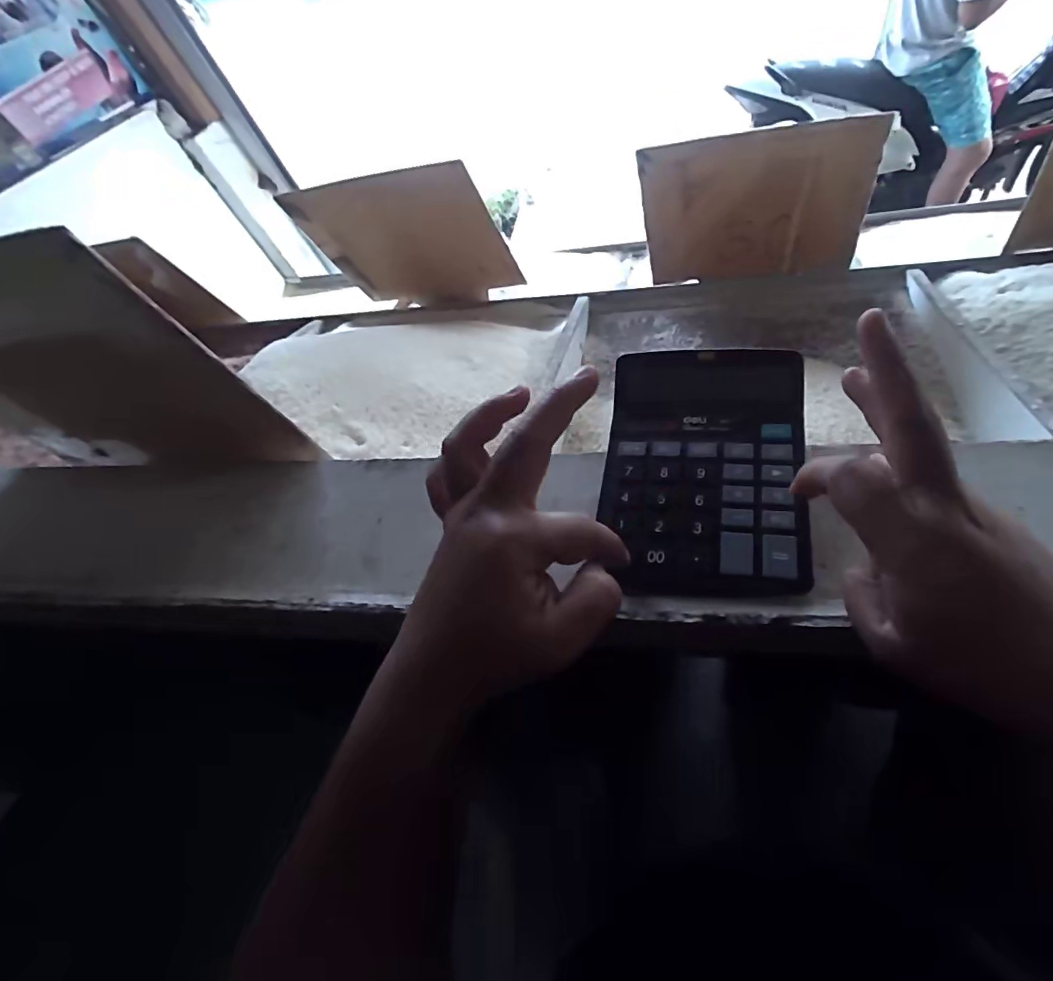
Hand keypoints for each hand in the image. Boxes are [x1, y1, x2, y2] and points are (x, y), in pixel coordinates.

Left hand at [401, 369, 627, 708]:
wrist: (432, 676)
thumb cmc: (496, 657)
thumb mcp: (562, 639)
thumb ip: (596, 597)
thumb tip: (602, 566)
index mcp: (514, 538)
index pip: (581, 530)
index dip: (608, 548)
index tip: (620, 563)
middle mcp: (486, 513)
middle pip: (525, 444)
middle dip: (560, 405)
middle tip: (590, 376)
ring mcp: (462, 515)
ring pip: (467, 447)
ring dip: (494, 413)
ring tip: (524, 394)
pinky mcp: (452, 525)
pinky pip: (450, 476)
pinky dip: (466, 452)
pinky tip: (486, 444)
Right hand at [793, 310, 1052, 744]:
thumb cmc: (986, 667)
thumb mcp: (900, 648)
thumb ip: (866, 600)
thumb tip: (862, 569)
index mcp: (914, 534)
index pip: (851, 478)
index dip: (817, 474)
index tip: (796, 493)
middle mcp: (944, 504)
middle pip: (911, 421)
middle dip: (887, 369)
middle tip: (870, 322)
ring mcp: (977, 506)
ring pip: (925, 442)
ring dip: (892, 406)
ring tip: (862, 375)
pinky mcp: (997, 519)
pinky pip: (938, 477)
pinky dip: (907, 459)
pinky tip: (895, 479)